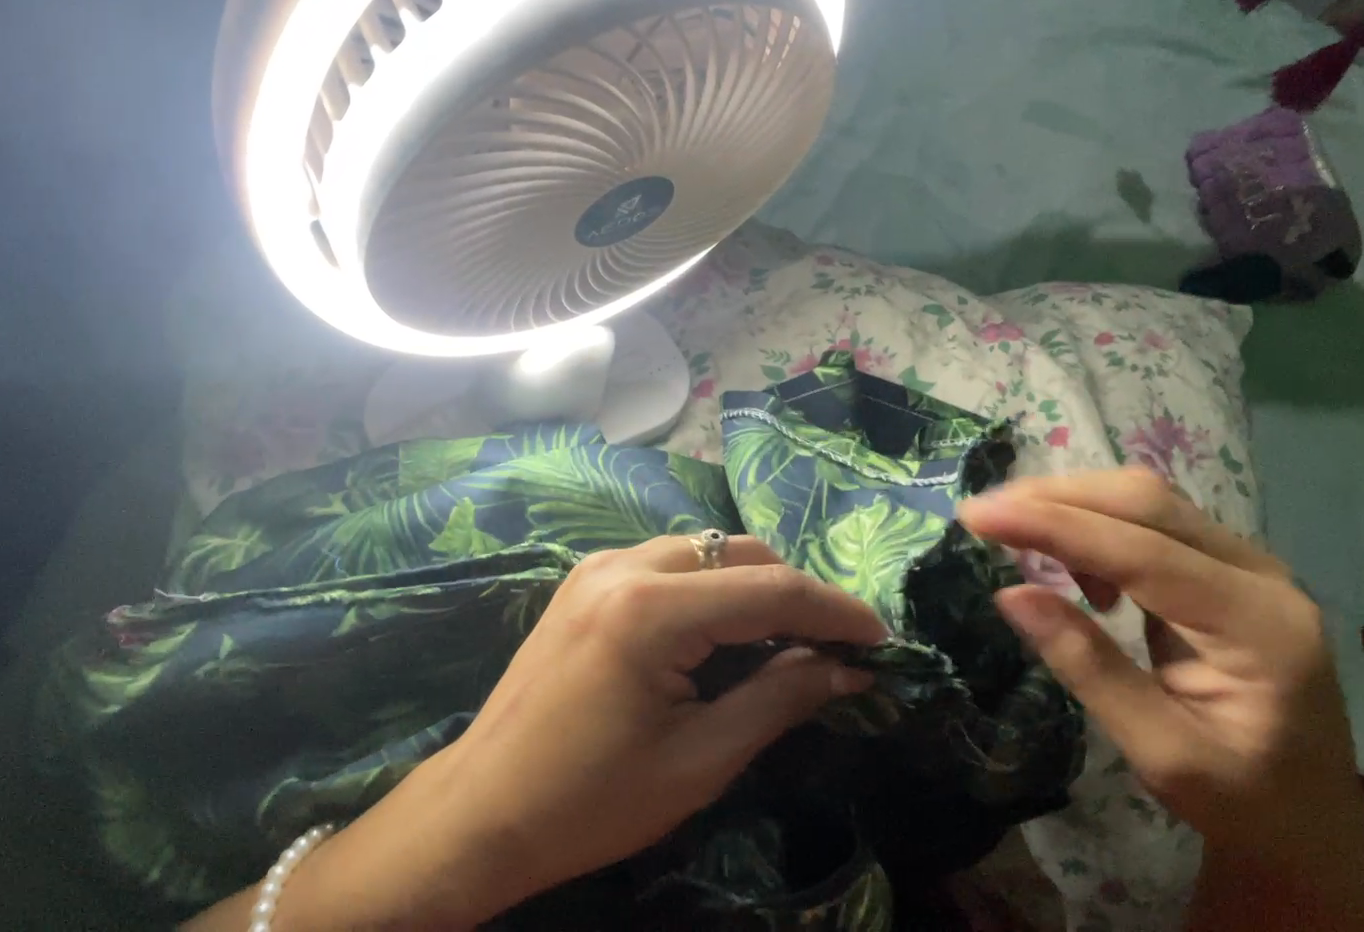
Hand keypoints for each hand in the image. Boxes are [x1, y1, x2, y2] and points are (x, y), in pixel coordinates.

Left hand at [189, 535, 886, 930]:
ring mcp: (598, 565)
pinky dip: (712, 590)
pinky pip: (671, 564)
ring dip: (754, 587)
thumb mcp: (700, 759)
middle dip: (795, 595)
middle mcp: (623, 564)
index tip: (881, 639)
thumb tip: (848, 668)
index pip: (769, 589)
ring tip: (787, 643)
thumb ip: (780, 698)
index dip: (834, 611)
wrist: (482, 811)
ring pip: (706, 552)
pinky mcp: (587, 580)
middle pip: (739, 554)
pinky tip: (726, 635)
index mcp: (650, 609)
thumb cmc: (592, 802)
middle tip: (835, 648)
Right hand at [960, 469, 1363, 928]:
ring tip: (1013, 533)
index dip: (1053, 524)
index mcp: (1257, 625)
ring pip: (1150, 503)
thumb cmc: (1240, 801)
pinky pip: (1156, 524)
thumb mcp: (1160, 752)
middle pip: (1148, 503)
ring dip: (1073, 505)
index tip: (977, 515)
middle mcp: (1261, 576)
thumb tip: (1009, 593)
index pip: (1140, 549)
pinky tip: (1073, 566)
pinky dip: (1098, 527)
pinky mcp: (1230, 571)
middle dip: (1057, 497)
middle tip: (982, 514)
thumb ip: (1088, 667)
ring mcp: (1251, 567)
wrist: (1309, 824)